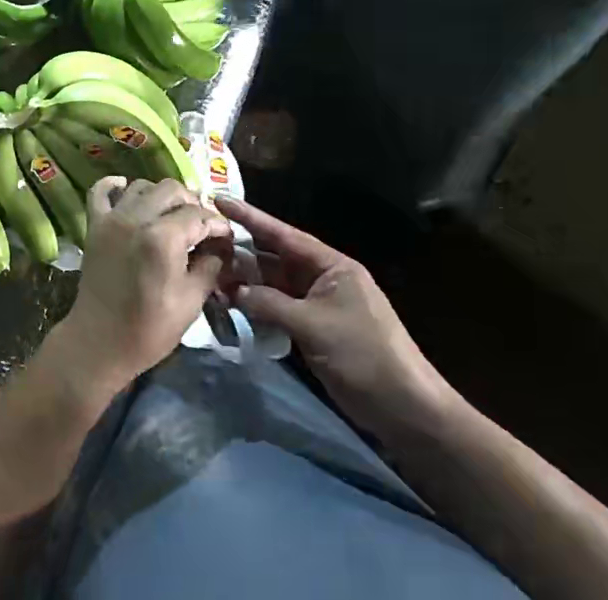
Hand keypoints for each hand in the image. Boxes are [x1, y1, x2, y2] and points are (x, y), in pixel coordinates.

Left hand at [53, 178, 232, 393]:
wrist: (99, 344)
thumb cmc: (149, 329)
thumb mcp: (191, 300)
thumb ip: (209, 265)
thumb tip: (219, 247)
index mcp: (162, 237)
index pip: (199, 215)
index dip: (218, 224)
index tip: (226, 237)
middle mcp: (136, 218)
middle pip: (172, 190)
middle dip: (192, 204)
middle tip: (201, 227)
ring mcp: (112, 219)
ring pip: (142, 185)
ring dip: (161, 196)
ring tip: (171, 216)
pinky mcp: (94, 226)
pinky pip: (100, 191)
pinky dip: (115, 185)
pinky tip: (128, 192)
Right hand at [219, 197, 458, 436]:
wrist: (403, 406)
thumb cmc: (363, 354)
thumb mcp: (313, 324)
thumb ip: (269, 304)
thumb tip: (233, 291)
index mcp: (332, 266)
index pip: (284, 235)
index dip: (251, 217)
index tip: (221, 201)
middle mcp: (323, 278)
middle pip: (276, 258)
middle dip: (242, 253)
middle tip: (205, 245)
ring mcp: (318, 305)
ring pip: (274, 285)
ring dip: (246, 283)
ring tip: (210, 276)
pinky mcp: (314, 329)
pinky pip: (279, 309)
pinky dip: (257, 308)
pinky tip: (232, 306)